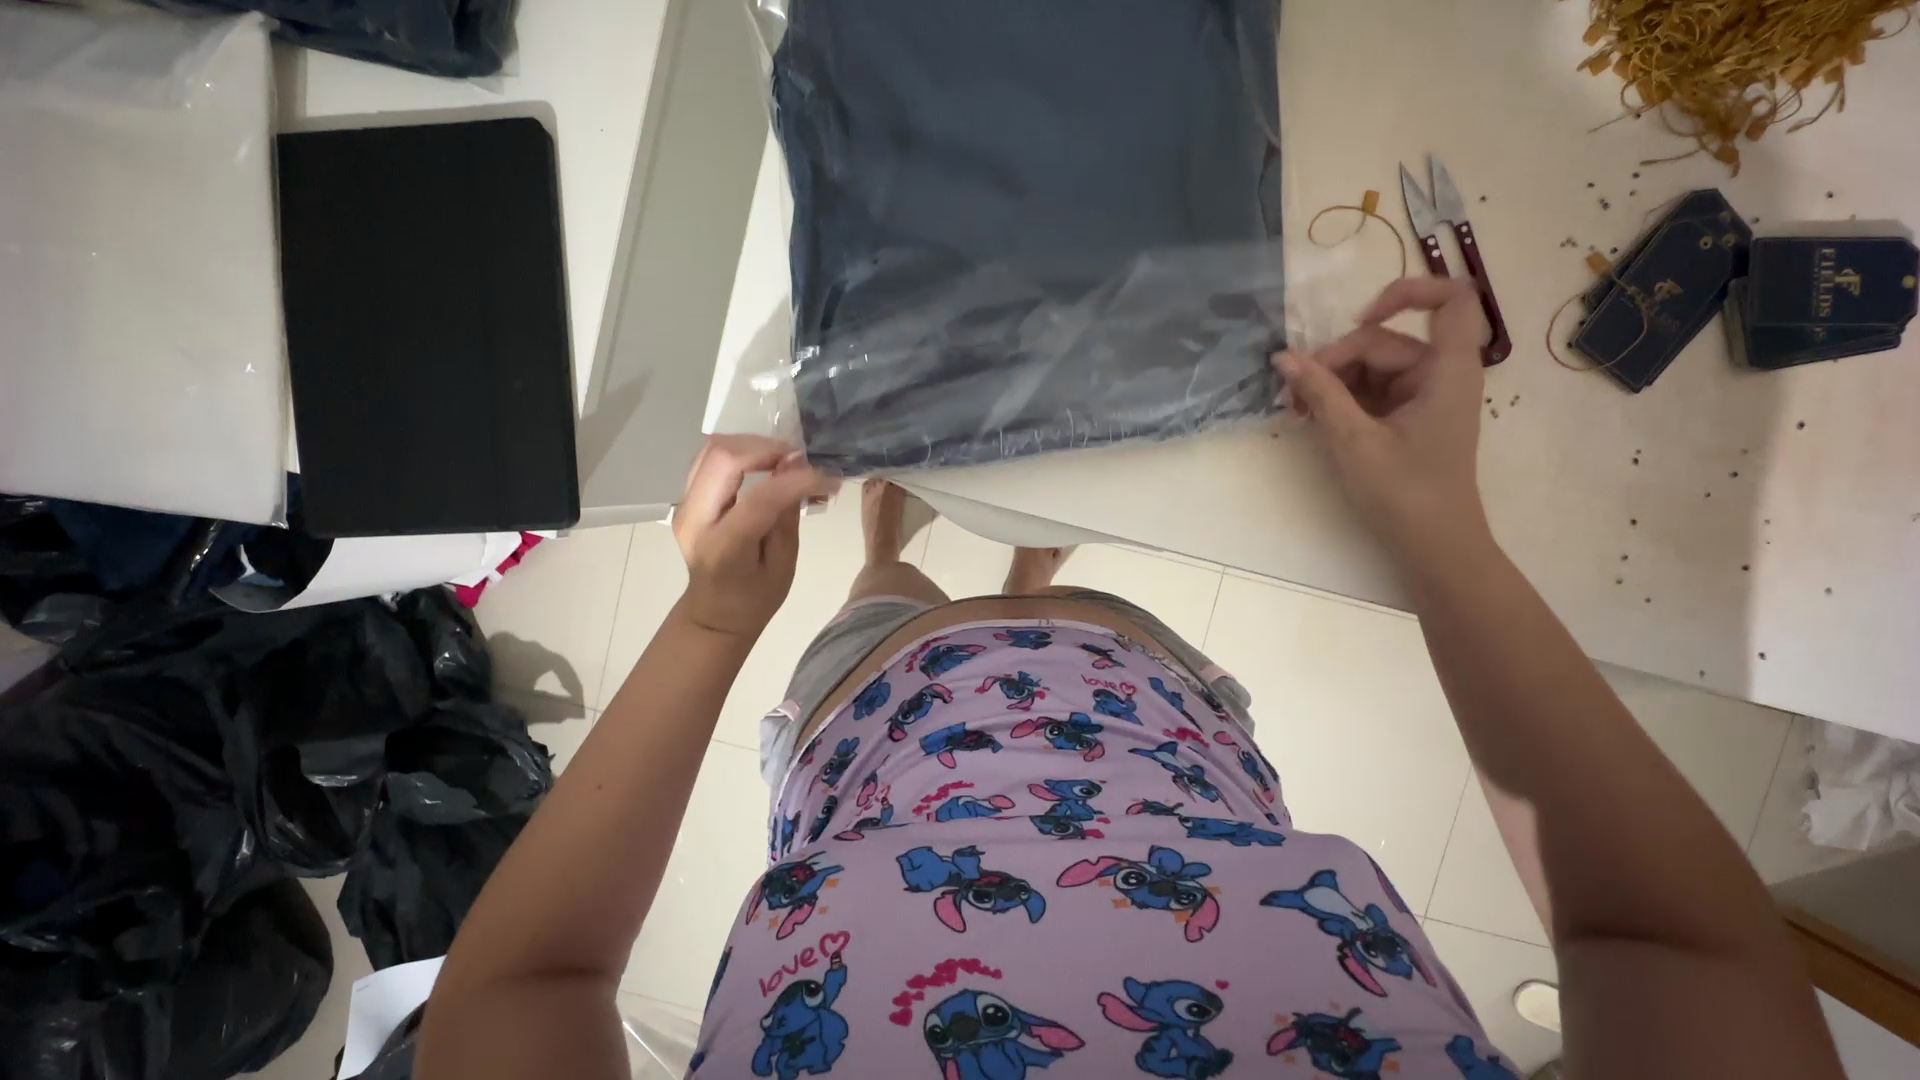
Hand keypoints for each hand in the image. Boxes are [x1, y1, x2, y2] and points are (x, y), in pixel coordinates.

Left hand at [671, 435, 839, 638]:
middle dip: (767, 449)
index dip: (797, 480)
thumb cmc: (754, 598)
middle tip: (799, 460)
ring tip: (783, 460)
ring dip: (753, 446)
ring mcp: (684, 505)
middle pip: (724, 458)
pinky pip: (709, 458)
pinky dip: (740, 452)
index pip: (760, 498)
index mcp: (724, 548)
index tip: (827, 479)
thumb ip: (786, 514)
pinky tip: (763, 463)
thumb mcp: (783, 565)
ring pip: (713, 450)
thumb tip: (797, 466)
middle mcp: (695, 519)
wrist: (714, 613)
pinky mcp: (685, 497)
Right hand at [1274, 277, 1490, 560]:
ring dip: (1331, 383)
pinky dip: (1342, 400)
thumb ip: (1319, 393)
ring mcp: (1424, 397)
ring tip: (1296, 412)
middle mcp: (1440, 375)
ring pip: (1371, 368)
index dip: (1406, 292)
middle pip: (1384, 342)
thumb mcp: (1354, 440)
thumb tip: (1282, 357)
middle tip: (1293, 396)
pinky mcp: (1408, 418)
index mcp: (1447, 370)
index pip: (1450, 299)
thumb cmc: (1404, 494)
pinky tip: (1311, 418)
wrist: (1434, 546)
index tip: (1357, 319)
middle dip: (1336, 362)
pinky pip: (1371, 392)